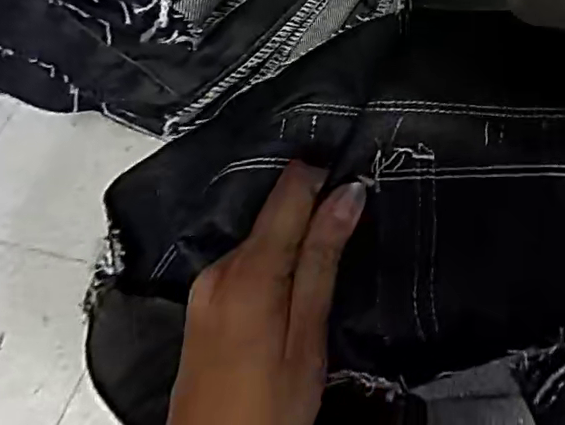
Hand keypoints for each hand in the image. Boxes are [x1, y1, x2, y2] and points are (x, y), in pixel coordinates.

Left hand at [168, 162, 366, 424]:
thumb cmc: (268, 408)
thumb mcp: (307, 334)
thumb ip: (324, 257)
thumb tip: (349, 191)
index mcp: (247, 273)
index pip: (290, 191)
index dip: (324, 171)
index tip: (356, 164)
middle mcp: (220, 269)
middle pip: (277, 212)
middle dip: (317, 204)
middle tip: (359, 206)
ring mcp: (207, 286)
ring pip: (266, 234)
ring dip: (301, 230)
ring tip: (340, 236)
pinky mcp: (205, 303)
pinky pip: (251, 256)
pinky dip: (281, 252)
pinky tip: (304, 268)